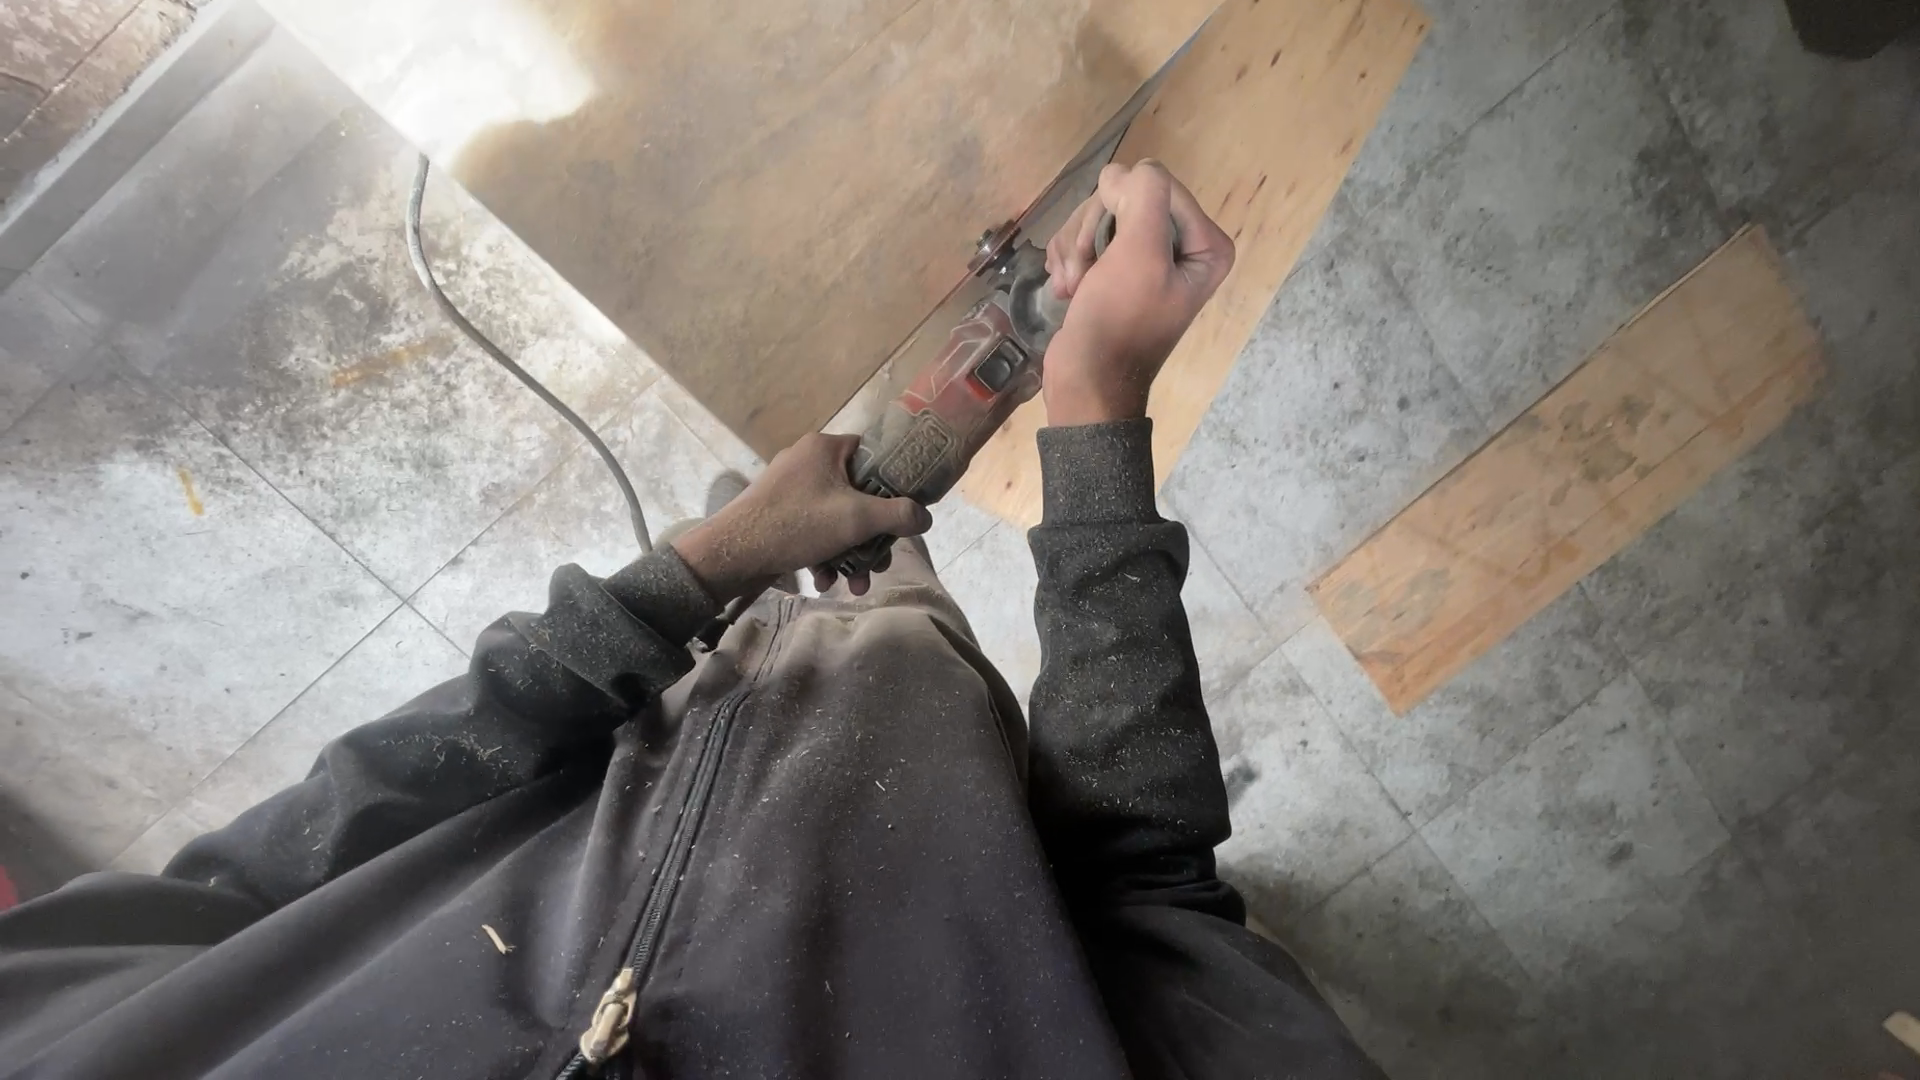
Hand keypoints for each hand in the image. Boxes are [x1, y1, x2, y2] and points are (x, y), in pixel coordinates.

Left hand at [671, 433, 931, 601]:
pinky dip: (825, 555)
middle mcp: (808, 462)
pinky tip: (825, 582)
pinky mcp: (779, 515)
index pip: (873, 454)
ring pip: (838, 518)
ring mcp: (791, 489)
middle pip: (859, 494)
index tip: (906, 509)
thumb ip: (899, 515)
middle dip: (872, 536)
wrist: (732, 555)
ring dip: (850, 554)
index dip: (895, 481)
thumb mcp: (857, 519)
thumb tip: (926, 518)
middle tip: (881, 561)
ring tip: (854, 585)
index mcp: (825, 448)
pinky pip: (815, 530)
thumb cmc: (798, 524)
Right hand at [1041, 160, 1234, 425]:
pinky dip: (1068, 262)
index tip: (1102, 250)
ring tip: (1072, 287)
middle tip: (1081, 272)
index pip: (1156, 184)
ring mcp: (1143, 262)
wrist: (1085, 382)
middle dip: (1091, 234)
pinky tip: (1066, 289)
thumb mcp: (1138, 254)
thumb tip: (1118, 174)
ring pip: (1098, 218)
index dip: (1120, 209)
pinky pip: (1084, 241)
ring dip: (1075, 250)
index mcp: (1205, 245)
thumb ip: (1142, 196)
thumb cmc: (1117, 323)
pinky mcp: (1112, 275)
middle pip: (1125, 199)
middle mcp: (1180, 248)